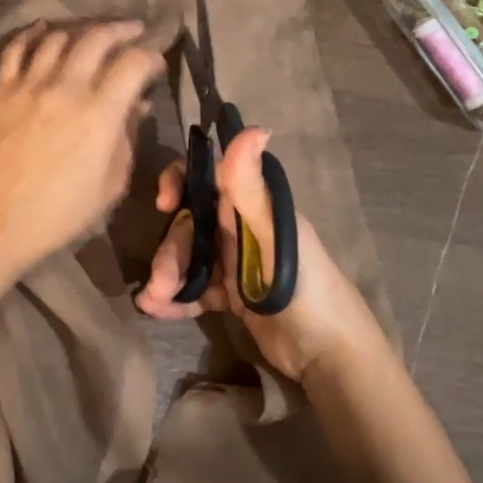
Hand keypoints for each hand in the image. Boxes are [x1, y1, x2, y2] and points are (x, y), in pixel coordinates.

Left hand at [0, 21, 164, 272]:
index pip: (133, 63)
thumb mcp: (110, 184)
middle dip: (121, 30)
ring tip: (93, 35)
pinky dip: (31, 34)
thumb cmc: (60, 212)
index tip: (156, 62)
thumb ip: (127, 138)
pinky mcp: (2, 90)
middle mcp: (66, 87)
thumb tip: (138, 105)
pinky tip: (42, 29)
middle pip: (97, 38)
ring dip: (81, 30)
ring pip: (58, 37)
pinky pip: (15, 49)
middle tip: (134, 32)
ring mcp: (30, 85)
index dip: (151, 55)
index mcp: (99, 113)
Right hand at [134, 128, 380, 381]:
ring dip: (167, 277)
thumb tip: (254, 127)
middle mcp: (241, 226)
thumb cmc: (305, 286)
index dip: (179, 183)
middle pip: (190, 225)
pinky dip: (176, 298)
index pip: (206, 177)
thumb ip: (253, 188)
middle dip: (169, 251)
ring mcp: (235, 261)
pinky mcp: (232, 294)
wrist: (329, 355)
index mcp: (253, 205)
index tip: (164, 205)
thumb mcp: (276, 236)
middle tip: (158, 284)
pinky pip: (195, 287)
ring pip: (188, 257)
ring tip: (153, 303)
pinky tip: (158, 312)